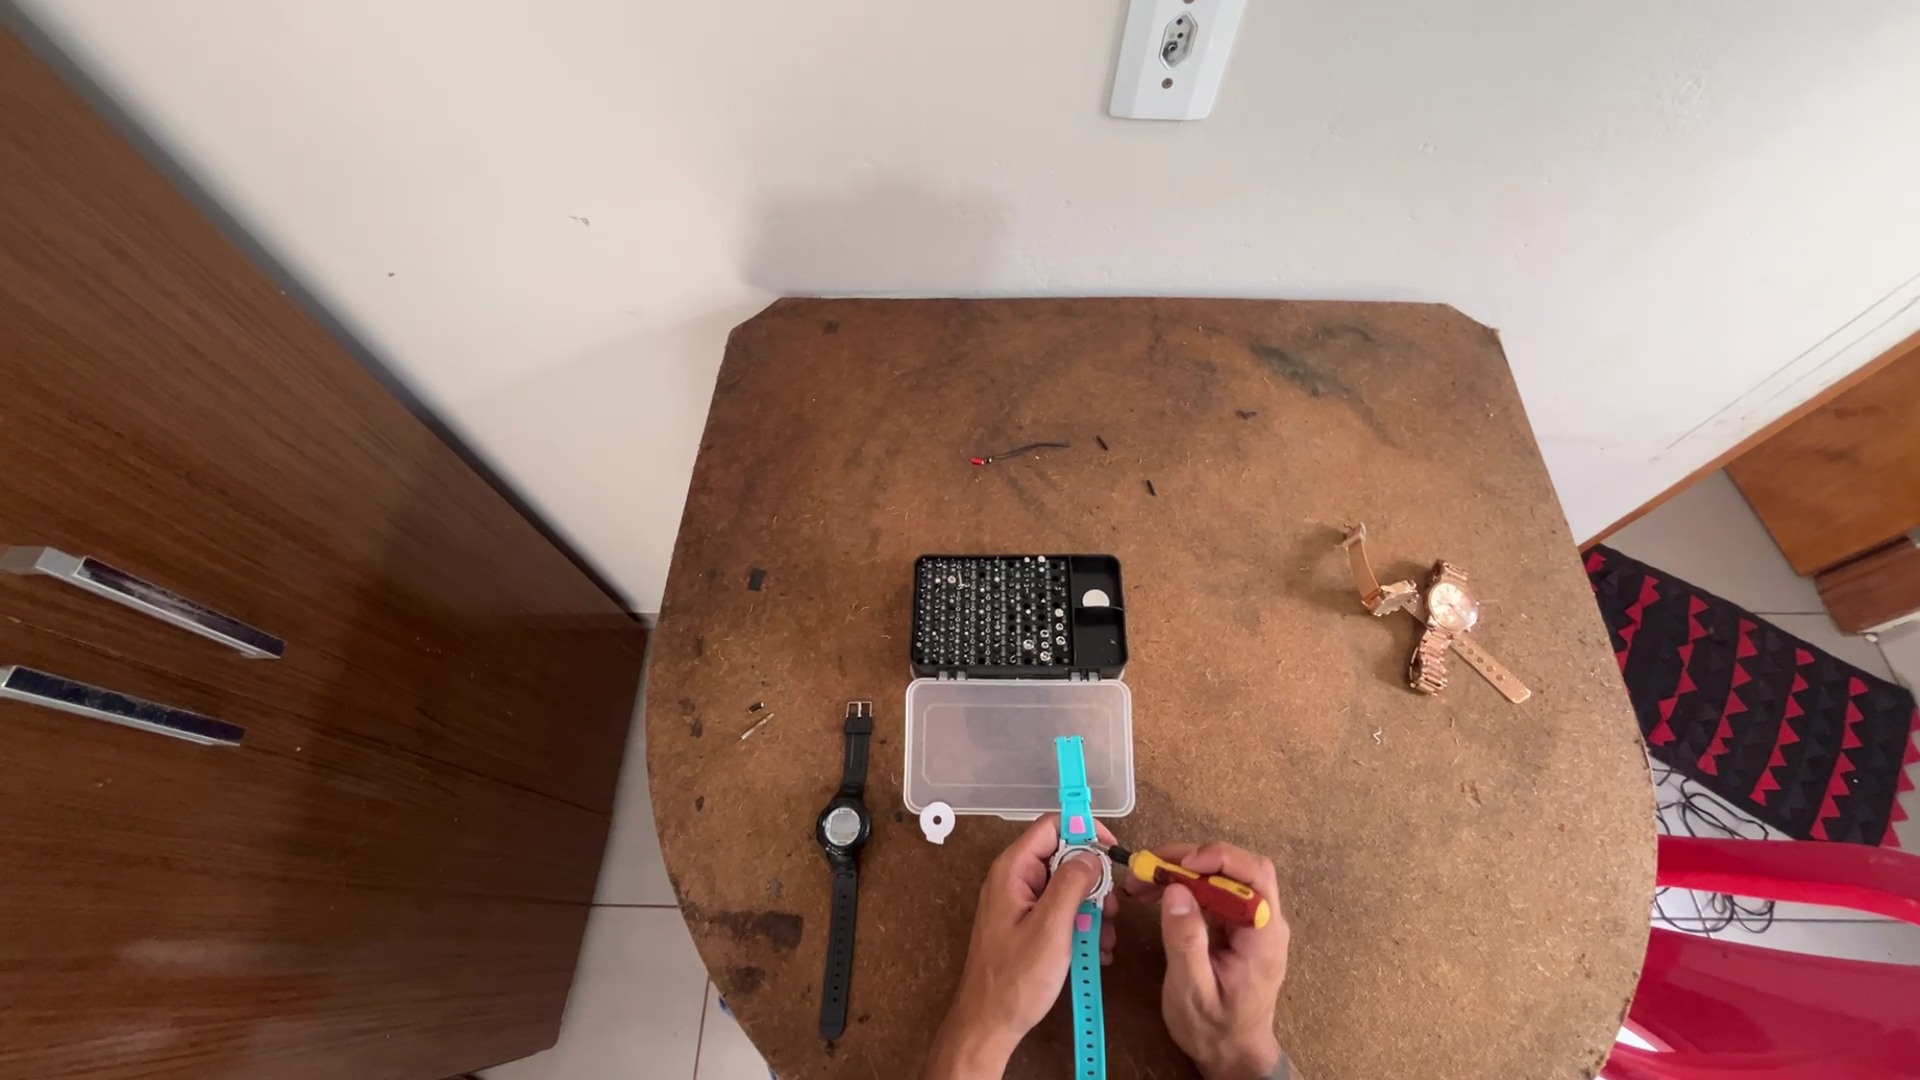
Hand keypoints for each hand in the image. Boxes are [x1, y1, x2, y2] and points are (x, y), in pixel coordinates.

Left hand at [922, 815, 1118, 1079]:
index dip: (1083, 830)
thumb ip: (1071, 885)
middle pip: (1062, 857)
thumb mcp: (1051, 928)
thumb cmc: (1016, 978)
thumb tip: (1092, 854)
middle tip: (1110, 910)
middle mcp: (1015, 878)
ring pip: (1066, 887)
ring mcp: (1020, 902)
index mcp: (1013, 868)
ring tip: (1105, 938)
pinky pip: (1059, 910)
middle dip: (1092, 881)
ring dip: (1091, 908)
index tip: (1112, 851)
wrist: (989, 1026)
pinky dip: (1080, 925)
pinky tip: (1095, 951)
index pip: (1051, 827)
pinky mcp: (1027, 924)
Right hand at [1123, 842, 1289, 1079]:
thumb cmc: (1214, 1029)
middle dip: (1189, 858)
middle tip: (1148, 867)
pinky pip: (1209, 888)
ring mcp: (1249, 919)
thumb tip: (1176, 890)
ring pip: (1218, 873)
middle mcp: (1263, 920)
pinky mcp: (1233, 921)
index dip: (1220, 858)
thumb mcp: (1193, 991)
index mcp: (1263, 935)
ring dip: (1179, 869)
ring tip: (1142, 880)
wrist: (1231, 1055)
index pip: (1255, 876)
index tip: (1181, 865)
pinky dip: (1180, 883)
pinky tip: (1154, 892)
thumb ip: (1186, 942)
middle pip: (1234, 867)